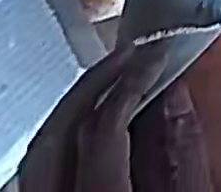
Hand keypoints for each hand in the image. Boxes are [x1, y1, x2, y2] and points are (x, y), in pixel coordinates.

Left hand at [20, 42, 166, 191]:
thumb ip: (183, 152)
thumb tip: (174, 91)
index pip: (104, 127)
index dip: (133, 80)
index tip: (158, 53)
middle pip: (56, 134)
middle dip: (95, 82)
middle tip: (131, 52)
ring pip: (39, 150)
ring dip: (76, 103)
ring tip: (114, 75)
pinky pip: (37, 168)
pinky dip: (64, 132)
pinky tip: (94, 117)